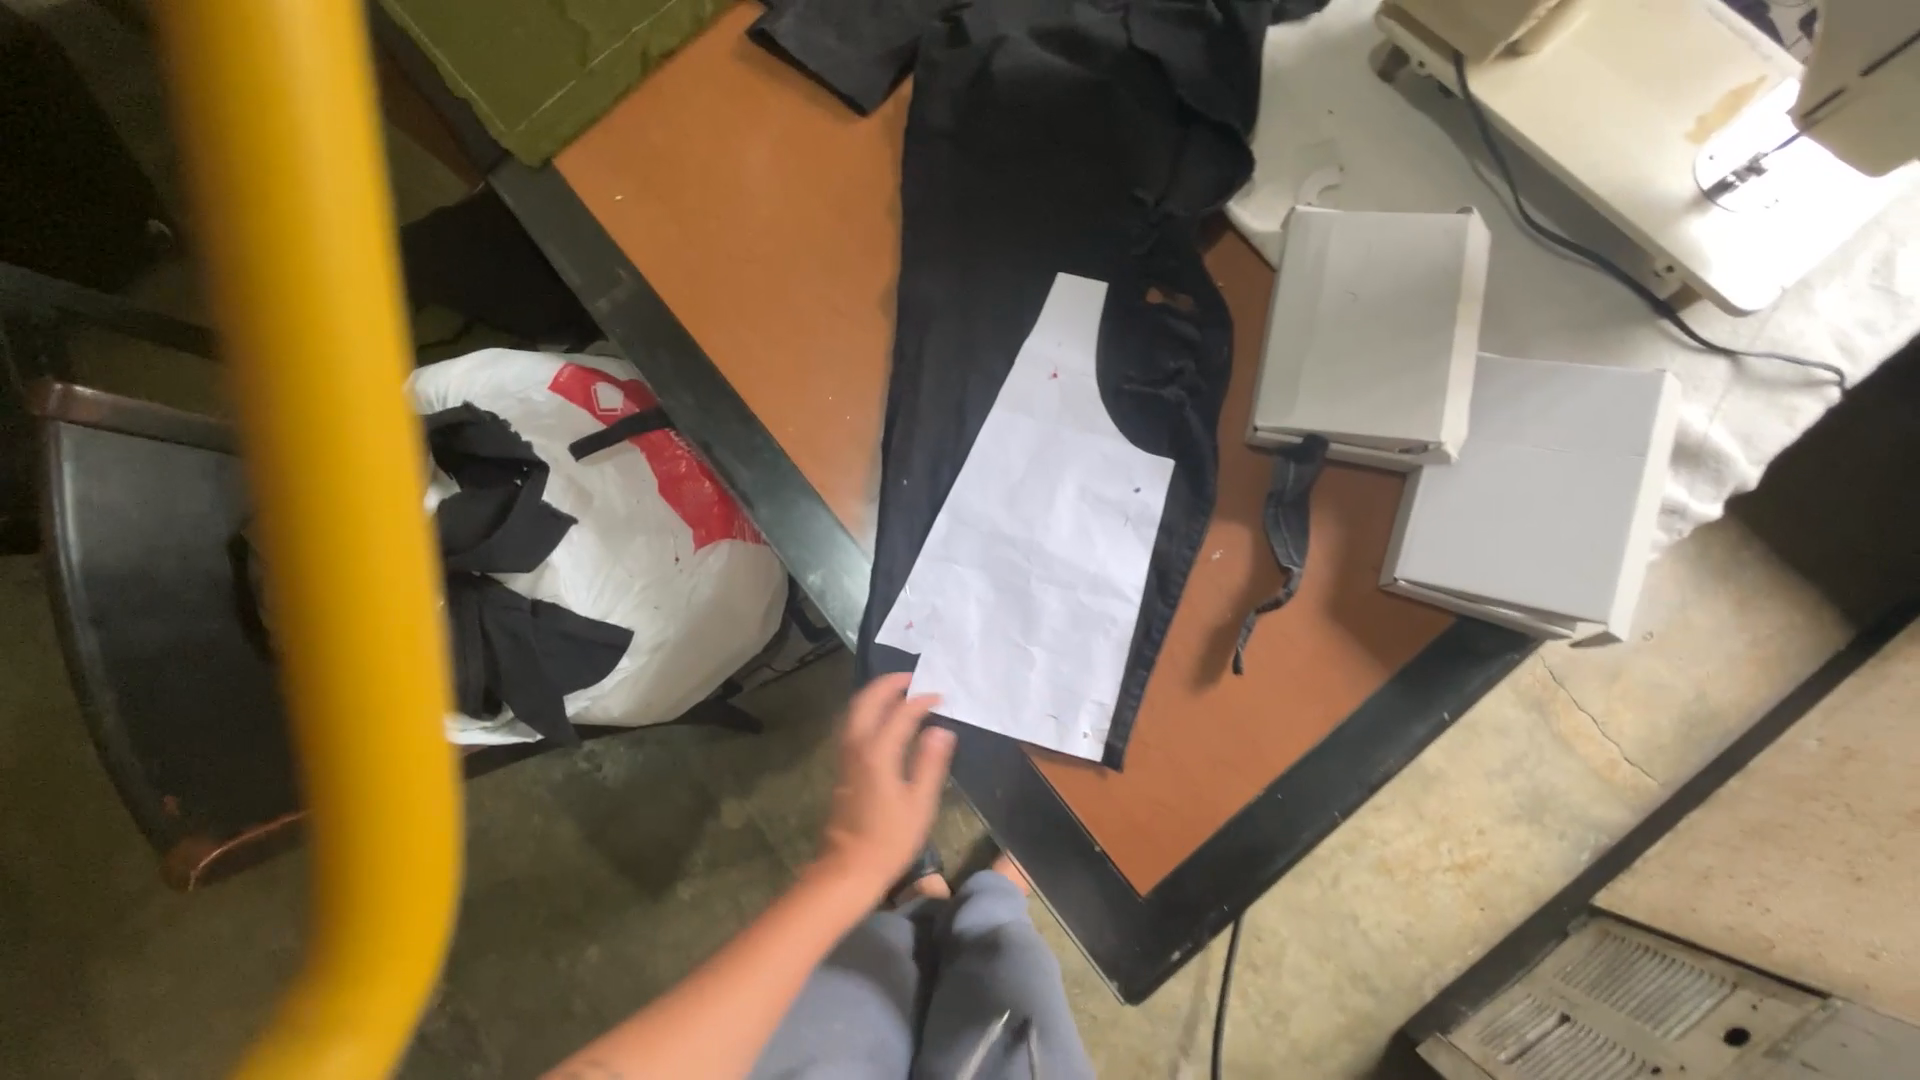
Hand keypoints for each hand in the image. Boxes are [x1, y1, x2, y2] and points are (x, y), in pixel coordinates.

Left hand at [813, 673, 956, 896]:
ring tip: (900, 692)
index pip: (901, 713)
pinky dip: (867, 710)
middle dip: (889, 684)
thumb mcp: (920, 804)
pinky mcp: (842, 766)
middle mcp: (857, 747)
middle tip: (913, 679)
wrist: (848, 868)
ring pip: (855, 710)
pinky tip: (883, 718)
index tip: (940, 697)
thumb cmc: (890, 840)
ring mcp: (845, 756)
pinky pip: (852, 724)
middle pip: (868, 700)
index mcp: (878, 753)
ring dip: (875, 695)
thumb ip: (930, 763)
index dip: (921, 701)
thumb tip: (941, 730)